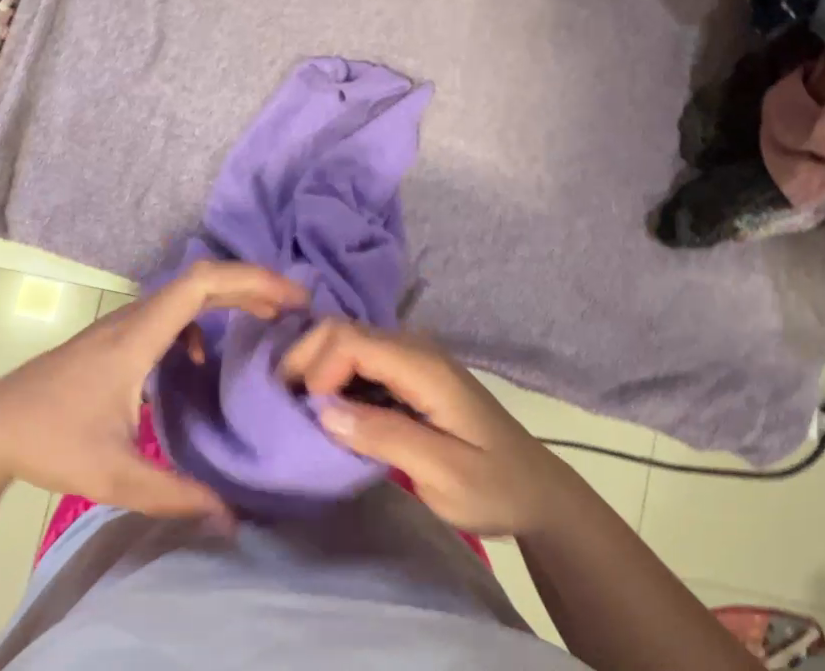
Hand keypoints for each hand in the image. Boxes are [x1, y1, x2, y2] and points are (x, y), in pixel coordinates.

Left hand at [0, 262, 306, 525]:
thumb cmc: (50, 444)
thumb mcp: (115, 476)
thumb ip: (175, 496)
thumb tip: (233, 519)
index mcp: (137, 339)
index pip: (200, 285)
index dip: (251, 280)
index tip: (291, 299)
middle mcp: (131, 320)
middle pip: (200, 281)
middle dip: (252, 286)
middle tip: (295, 309)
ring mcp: (118, 326)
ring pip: (183, 295)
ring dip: (227, 300)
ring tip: (264, 324)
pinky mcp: (110, 339)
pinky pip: (166, 314)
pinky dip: (197, 323)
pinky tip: (195, 363)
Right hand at [280, 322, 574, 536]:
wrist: (537, 492)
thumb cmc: (495, 488)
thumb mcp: (445, 475)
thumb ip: (386, 438)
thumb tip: (323, 410)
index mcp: (424, 367)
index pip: (349, 340)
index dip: (316, 369)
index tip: (308, 416)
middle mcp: (414, 349)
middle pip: (341, 331)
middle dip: (304, 362)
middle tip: (288, 410)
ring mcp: (411, 359)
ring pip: (345, 343)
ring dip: (315, 371)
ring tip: (298, 412)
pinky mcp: (407, 375)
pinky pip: (357, 362)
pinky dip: (332, 380)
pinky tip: (325, 412)